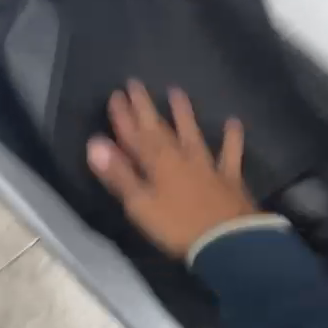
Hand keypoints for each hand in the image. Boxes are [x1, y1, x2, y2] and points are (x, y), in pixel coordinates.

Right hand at [86, 81, 263, 257]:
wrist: (231, 244)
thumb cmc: (177, 226)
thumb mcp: (140, 203)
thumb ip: (118, 173)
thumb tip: (94, 143)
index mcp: (155, 163)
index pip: (133, 134)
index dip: (122, 115)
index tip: (115, 95)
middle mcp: (179, 156)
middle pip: (158, 128)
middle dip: (144, 107)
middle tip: (135, 83)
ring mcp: (206, 165)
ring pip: (191, 133)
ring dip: (182, 113)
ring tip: (176, 91)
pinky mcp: (229, 178)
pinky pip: (230, 153)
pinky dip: (232, 137)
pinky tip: (233, 122)